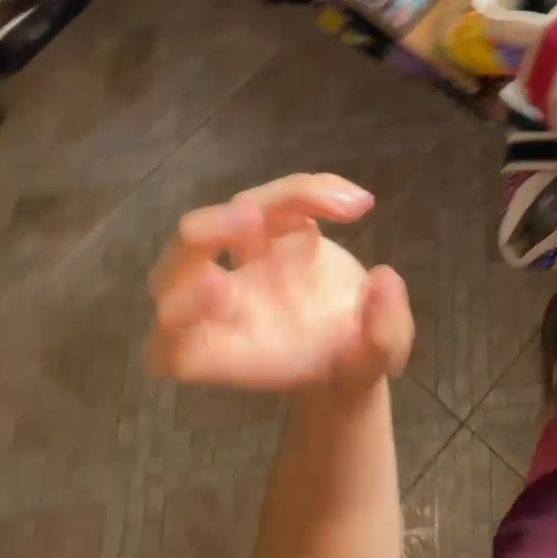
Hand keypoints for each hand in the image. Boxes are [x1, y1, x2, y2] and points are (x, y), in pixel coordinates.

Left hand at [145, 174, 414, 392]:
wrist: (354, 341)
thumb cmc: (352, 366)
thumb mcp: (376, 362)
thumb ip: (382, 331)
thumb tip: (384, 278)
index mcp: (226, 354)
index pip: (172, 344)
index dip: (183, 314)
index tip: (218, 287)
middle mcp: (220, 307)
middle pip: (179, 266)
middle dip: (205, 236)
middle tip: (249, 215)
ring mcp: (242, 264)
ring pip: (236, 214)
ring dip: (286, 198)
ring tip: (351, 205)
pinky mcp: (272, 232)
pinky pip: (280, 198)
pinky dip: (318, 191)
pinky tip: (360, 204)